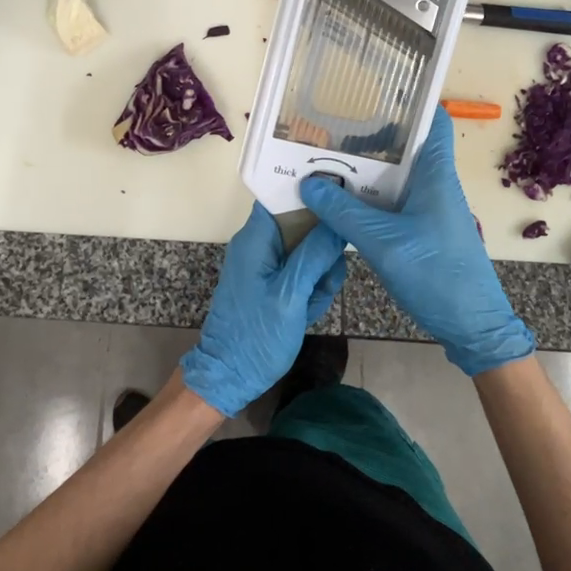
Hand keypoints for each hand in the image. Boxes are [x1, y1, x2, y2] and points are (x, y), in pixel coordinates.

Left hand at [180, 204, 348, 416]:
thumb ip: (315, 255)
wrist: (231, 375)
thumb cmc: (257, 334)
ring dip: (319, 276)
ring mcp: (266, 263)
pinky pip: (302, 273)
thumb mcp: (291, 294)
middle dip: (321, 251)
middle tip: (323, 280)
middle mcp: (260, 243)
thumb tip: (338, 221)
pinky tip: (308, 312)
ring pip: (309, 251)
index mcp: (256, 236)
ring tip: (312, 303)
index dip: (311, 194)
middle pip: (304, 224)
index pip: (283, 194)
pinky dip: (311, 290)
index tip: (340, 202)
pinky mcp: (273, 282)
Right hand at [299, 108, 534, 375]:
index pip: (432, 119)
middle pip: (403, 145)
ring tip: (323, 155)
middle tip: (327, 122)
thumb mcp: (383, 242)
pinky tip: (338, 199)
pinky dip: (367, 196)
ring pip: (394, 175)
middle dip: (368, 133)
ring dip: (364, 168)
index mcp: (434, 173)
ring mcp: (428, 207)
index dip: (408, 100)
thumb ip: (343, 212)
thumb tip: (308, 183)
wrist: (472, 327)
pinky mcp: (421, 229)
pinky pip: (391, 201)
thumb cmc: (436, 275)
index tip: (372, 88)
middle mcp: (433, 183)